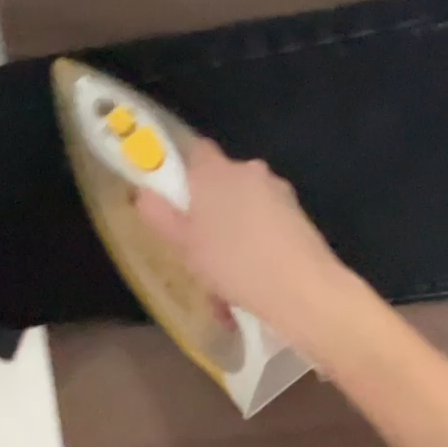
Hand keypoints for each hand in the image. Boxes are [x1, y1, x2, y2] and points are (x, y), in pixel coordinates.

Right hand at [134, 138, 365, 349]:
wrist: (303, 291)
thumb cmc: (234, 265)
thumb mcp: (184, 245)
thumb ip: (160, 215)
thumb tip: (144, 193)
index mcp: (216, 170)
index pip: (195, 152)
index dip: (183, 175)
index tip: (176, 206)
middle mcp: (251, 172)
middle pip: (222, 188)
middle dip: (211, 220)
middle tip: (200, 259)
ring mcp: (280, 194)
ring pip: (246, 216)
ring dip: (233, 247)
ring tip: (225, 293)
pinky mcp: (300, 219)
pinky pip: (267, 233)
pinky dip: (256, 256)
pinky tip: (249, 294)